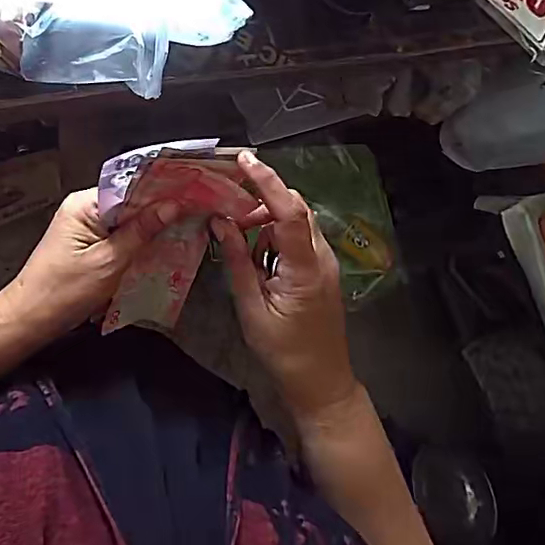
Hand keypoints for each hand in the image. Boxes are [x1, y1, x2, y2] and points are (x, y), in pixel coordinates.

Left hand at [0, 189, 180, 340]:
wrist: (29, 320)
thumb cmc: (62, 292)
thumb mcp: (109, 262)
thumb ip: (141, 232)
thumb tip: (170, 206)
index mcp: (84, 204)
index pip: (129, 186)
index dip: (160, 190)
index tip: (190, 193)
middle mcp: (84, 209)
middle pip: (130, 203)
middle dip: (158, 211)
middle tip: (193, 215)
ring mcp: (85, 227)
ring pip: (126, 222)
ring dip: (149, 231)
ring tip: (182, 231)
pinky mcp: (88, 245)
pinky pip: (118, 237)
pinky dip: (136, 245)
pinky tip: (156, 251)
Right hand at [211, 151, 359, 417]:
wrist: (321, 383)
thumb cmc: (283, 351)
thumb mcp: (251, 308)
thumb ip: (237, 260)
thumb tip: (220, 220)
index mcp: (304, 267)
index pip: (289, 212)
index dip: (267, 182)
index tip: (244, 161)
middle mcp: (321, 257)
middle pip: (295, 208)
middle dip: (262, 196)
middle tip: (228, 199)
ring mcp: (324, 262)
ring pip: (296, 220)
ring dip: (266, 216)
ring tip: (236, 228)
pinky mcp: (320, 269)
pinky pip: (297, 237)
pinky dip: (274, 233)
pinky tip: (255, 251)